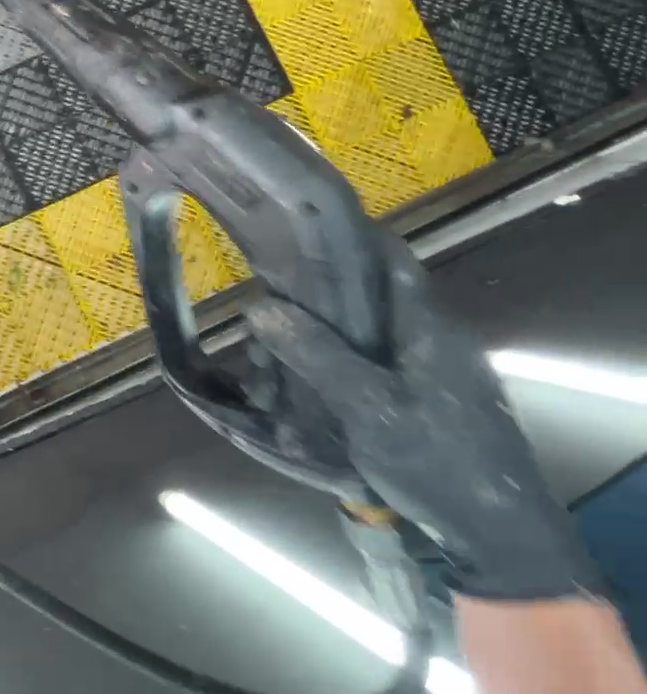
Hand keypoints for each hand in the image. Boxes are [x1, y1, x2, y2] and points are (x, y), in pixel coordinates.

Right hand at [246, 237, 602, 601]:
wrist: (497, 533)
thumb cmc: (438, 460)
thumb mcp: (370, 407)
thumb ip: (317, 354)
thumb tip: (260, 306)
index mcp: (427, 328)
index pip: (388, 260)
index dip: (345, 236)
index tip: (293, 223)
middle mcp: (425, 338)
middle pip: (356, 299)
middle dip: (302, 307)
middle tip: (259, 322)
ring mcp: (420, 368)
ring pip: (348, 335)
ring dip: (302, 349)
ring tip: (265, 377)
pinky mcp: (411, 394)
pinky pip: (354, 364)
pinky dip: (317, 371)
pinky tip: (290, 397)